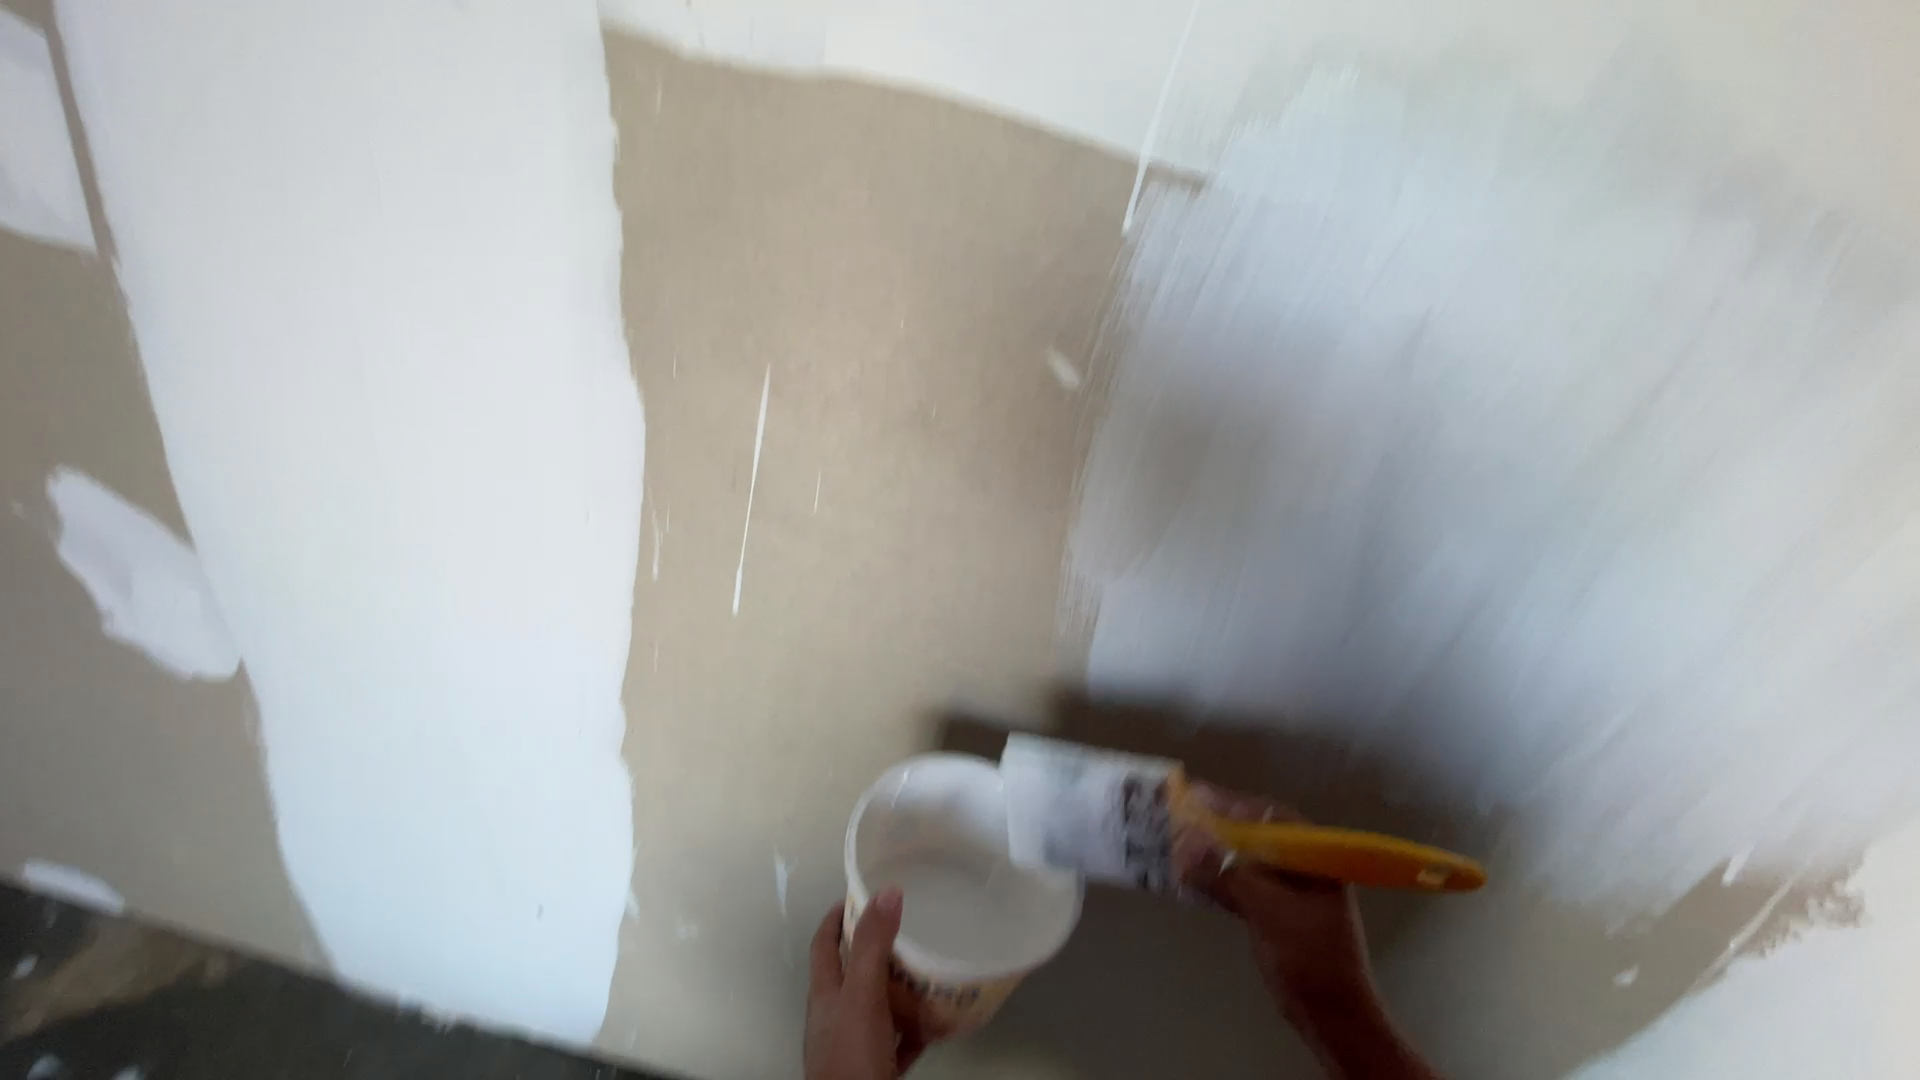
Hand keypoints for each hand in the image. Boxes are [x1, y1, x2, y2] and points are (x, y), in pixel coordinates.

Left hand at [805, 889, 924, 1078]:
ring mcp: (854, 1045)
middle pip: (854, 973)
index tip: (860, 894)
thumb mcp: (862, 994)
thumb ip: (872, 945)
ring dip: (899, 989)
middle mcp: (836, 1016)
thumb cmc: (850, 1055)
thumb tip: (887, 889)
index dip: (838, 916)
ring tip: (928, 969)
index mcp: (826, 994)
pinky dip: (914, 1030)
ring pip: (877, 1007)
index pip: (824, 943)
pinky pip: (896, 1042)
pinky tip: (934, 1022)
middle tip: (909, 929)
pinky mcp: (874, 1070)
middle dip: (878, 950)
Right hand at [1174, 783, 1373, 1019]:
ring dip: (1209, 851)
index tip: (1192, 795)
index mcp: (1312, 855)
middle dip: (1214, 824)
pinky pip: (1236, 882)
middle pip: (1251, 833)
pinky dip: (1212, 878)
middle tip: (1176, 812)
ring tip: (1173, 838)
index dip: (1228, 803)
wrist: (1332, 1016)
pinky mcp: (1270, 910)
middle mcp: (1299, 865)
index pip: (1266, 816)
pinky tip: (1185, 874)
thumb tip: (1182, 843)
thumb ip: (1226, 874)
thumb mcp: (1268, 910)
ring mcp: (1285, 888)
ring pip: (1240, 858)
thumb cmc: (1310, 955)